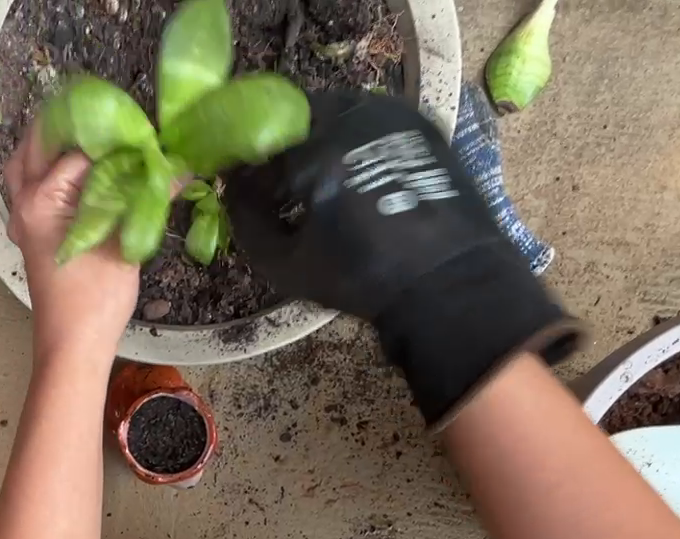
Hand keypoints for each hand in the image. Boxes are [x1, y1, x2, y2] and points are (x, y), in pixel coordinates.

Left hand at [4, 127, 139, 364]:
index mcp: (42, 199)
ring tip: (91, 140)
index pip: (80, 150)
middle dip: (72, 126)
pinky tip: (78, 175)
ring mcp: (22, 220)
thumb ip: (147, 199)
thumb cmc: (92, 302)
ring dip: (52, 147)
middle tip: (110, 122)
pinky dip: (48, 173)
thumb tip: (179, 168)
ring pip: (27, 165)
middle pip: (39, 143)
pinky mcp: (30, 236)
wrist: (72, 347)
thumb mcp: (123, 245)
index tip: (141, 135)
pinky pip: (30, 189)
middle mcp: (24, 203)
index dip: (112, 139)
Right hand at [223, 92, 580, 425]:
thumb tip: (234, 197)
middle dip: (283, 151)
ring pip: (338, 116)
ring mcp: (393, 118)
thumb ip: (248, 227)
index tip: (241, 193)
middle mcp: (355, 121)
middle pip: (299, 120)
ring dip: (318, 145)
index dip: (246, 174)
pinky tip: (354, 184)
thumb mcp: (287, 267)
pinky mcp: (420, 126)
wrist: (445, 282)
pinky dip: (353, 146)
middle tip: (280, 188)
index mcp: (317, 155)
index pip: (261, 150)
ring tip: (318, 187)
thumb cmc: (360, 280)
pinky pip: (372, 124)